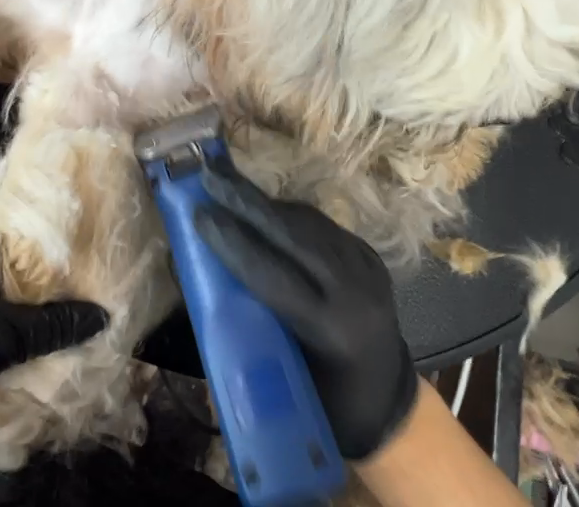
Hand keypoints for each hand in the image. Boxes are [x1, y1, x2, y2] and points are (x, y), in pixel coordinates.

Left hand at [0, 234, 107, 483]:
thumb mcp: (3, 336)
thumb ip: (53, 324)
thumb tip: (101, 312)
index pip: (30, 244)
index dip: (61, 263)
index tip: (90, 280)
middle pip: (13, 270)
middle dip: (43, 291)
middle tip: (78, 310)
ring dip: (20, 310)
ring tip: (54, 328)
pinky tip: (13, 342)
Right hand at [193, 165, 418, 459]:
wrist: (387, 404)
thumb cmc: (322, 404)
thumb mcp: (277, 380)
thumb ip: (239, 329)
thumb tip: (191, 276)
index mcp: (331, 331)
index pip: (273, 275)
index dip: (234, 242)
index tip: (200, 215)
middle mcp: (355, 292)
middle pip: (294, 234)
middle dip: (246, 201)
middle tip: (208, 175)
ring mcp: (368, 270)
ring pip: (309, 222)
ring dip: (265, 203)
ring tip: (227, 184)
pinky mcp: (370, 257)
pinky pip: (322, 226)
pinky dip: (288, 214)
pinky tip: (262, 208)